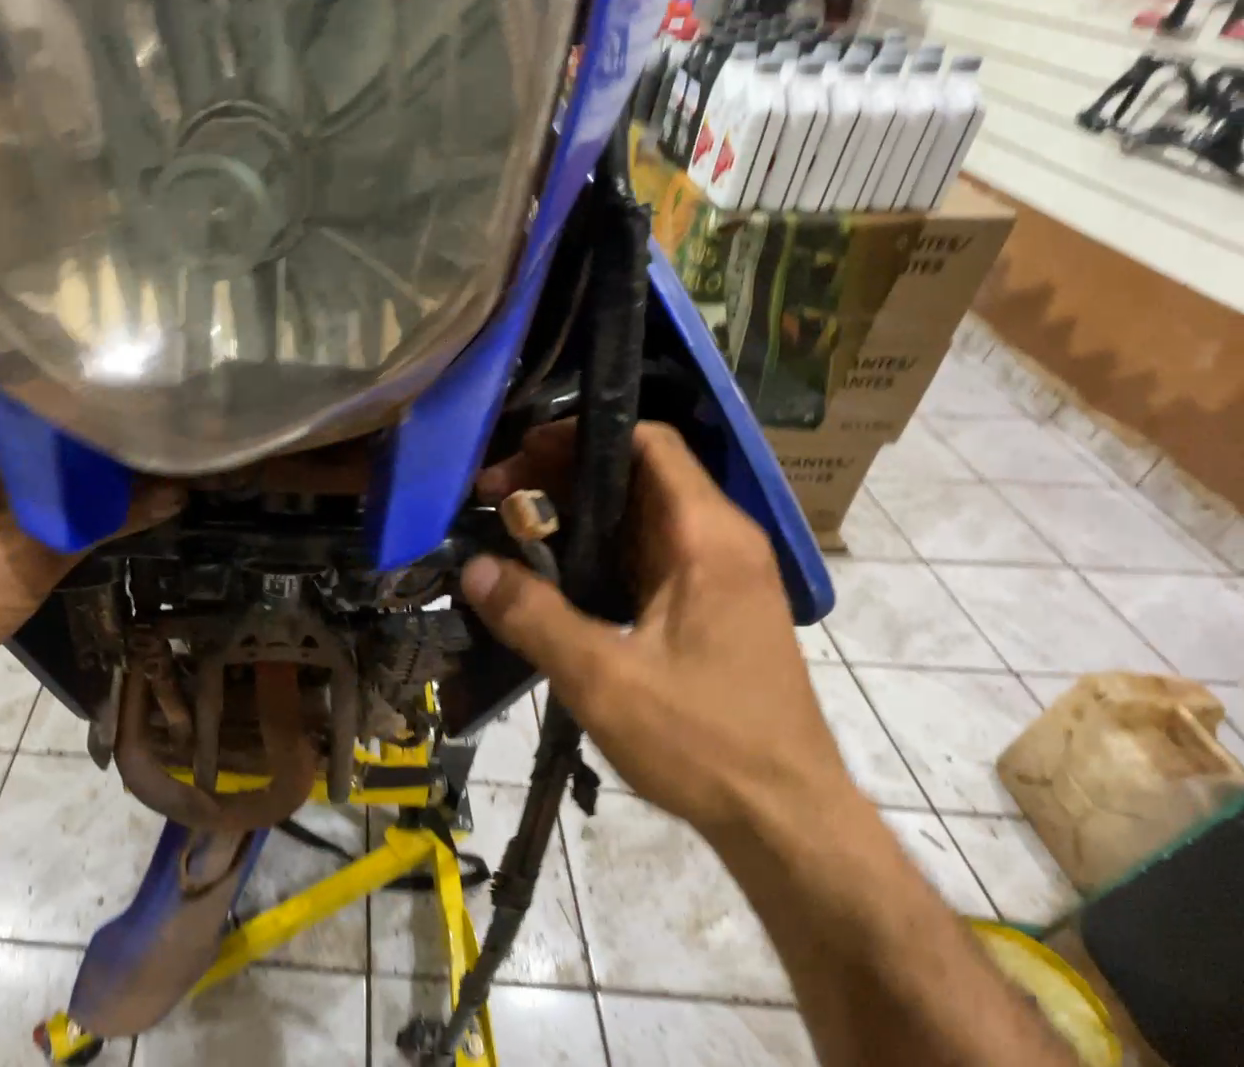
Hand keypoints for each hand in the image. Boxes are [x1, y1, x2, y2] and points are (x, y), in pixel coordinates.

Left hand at [0, 395, 183, 673]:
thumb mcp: (29, 560)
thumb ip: (104, 521)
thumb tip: (177, 492)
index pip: (63, 409)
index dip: (117, 435)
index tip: (165, 452)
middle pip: (52, 436)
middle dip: (102, 462)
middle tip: (164, 474)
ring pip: (38, 463)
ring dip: (79, 485)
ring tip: (143, 489)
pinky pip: (17, 483)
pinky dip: (51, 500)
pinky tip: (92, 511)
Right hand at [462, 421, 855, 837]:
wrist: (784, 818)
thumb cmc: (704, 741)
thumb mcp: (605, 678)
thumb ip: (534, 616)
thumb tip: (472, 568)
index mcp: (706, 538)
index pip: (647, 443)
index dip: (576, 437)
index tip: (514, 460)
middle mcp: (717, 544)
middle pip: (634, 478)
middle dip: (559, 480)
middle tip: (490, 503)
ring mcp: (715, 580)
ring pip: (635, 521)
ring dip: (573, 521)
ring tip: (505, 538)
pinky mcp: (705, 613)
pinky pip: (642, 562)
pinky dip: (593, 558)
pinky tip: (546, 584)